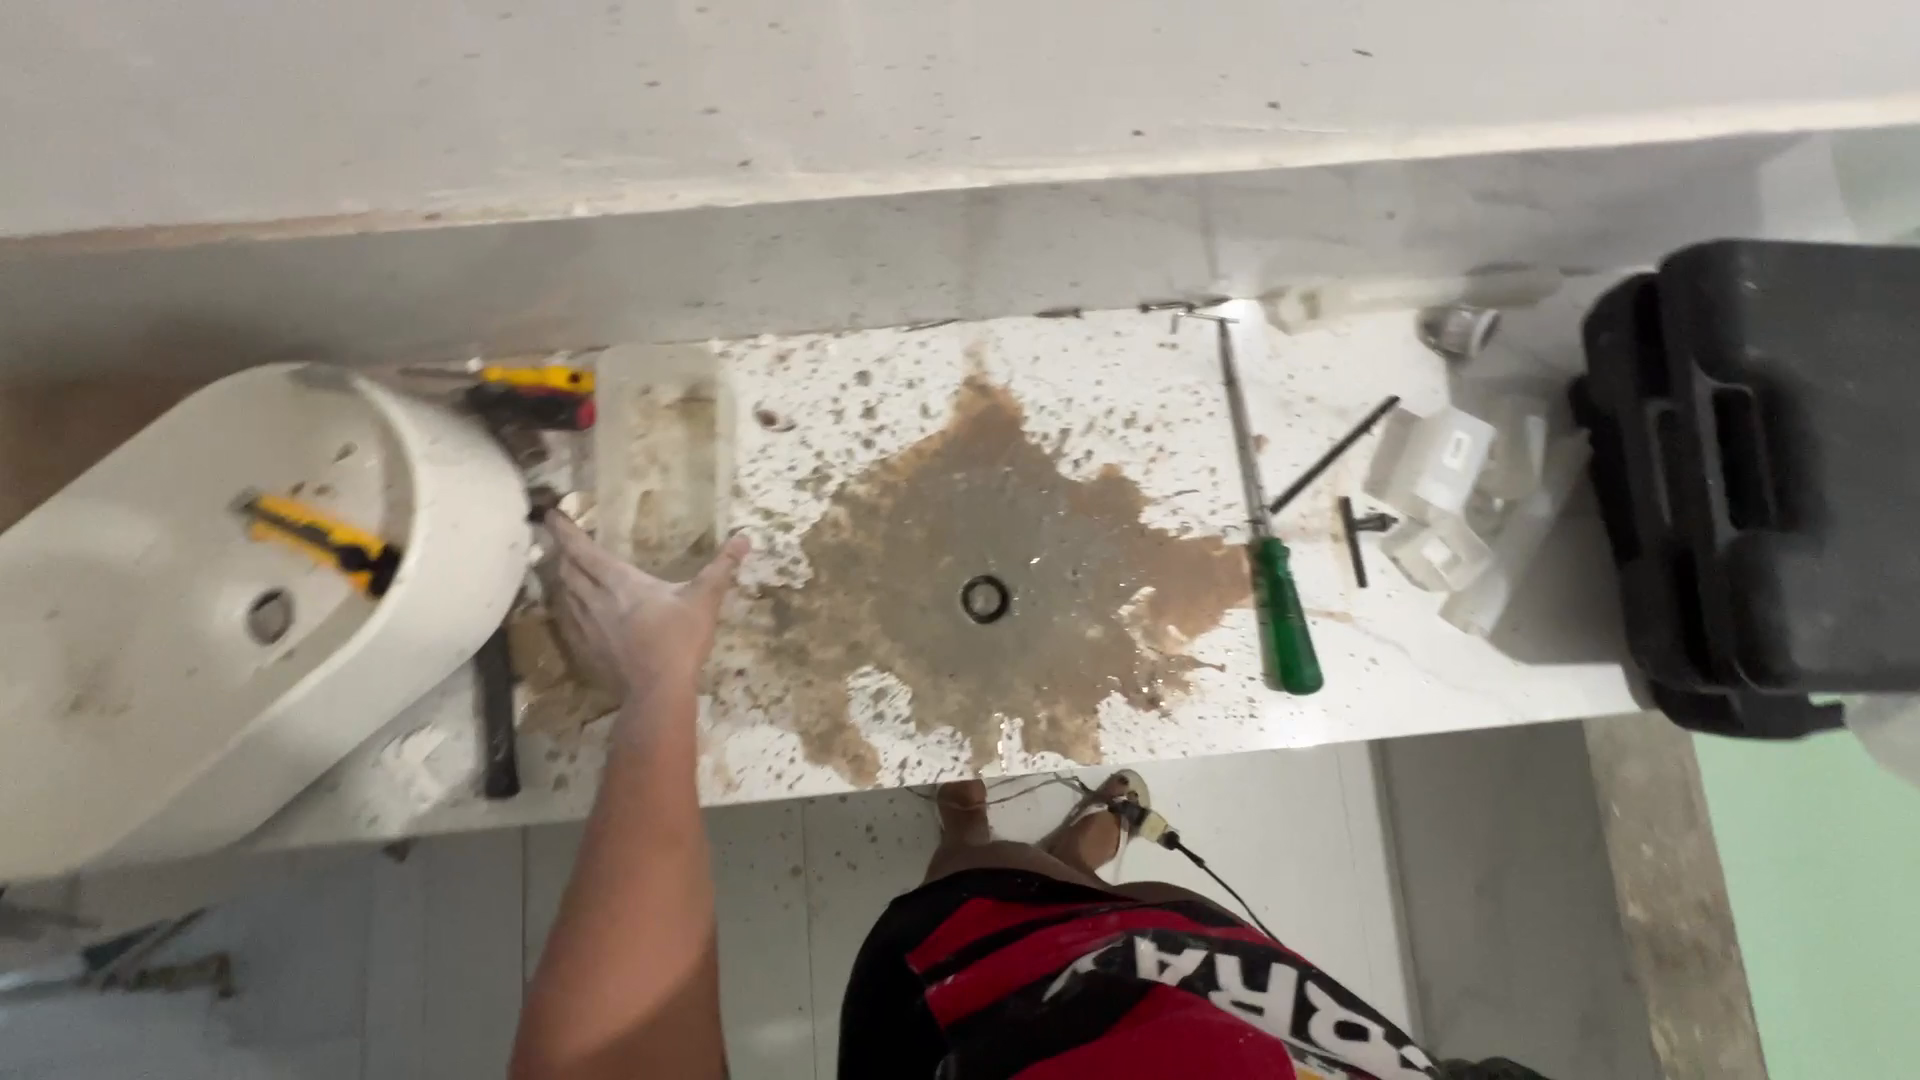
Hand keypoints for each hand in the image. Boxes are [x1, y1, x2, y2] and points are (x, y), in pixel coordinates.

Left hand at [545, 512, 749, 707]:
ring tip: (565, 573)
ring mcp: (588, 628)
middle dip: (562, 554)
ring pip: (565, 597)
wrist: (659, 689)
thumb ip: (722, 567)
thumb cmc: (680, 638)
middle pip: (568, 572)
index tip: (551, 515)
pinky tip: (573, 613)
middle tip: (561, 543)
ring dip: (563, 581)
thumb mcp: (705, 599)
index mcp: (621, 583)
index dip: (565, 532)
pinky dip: (567, 610)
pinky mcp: (588, 651)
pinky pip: (569, 623)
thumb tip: (745, 538)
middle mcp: (596, 601)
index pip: (583, 551)